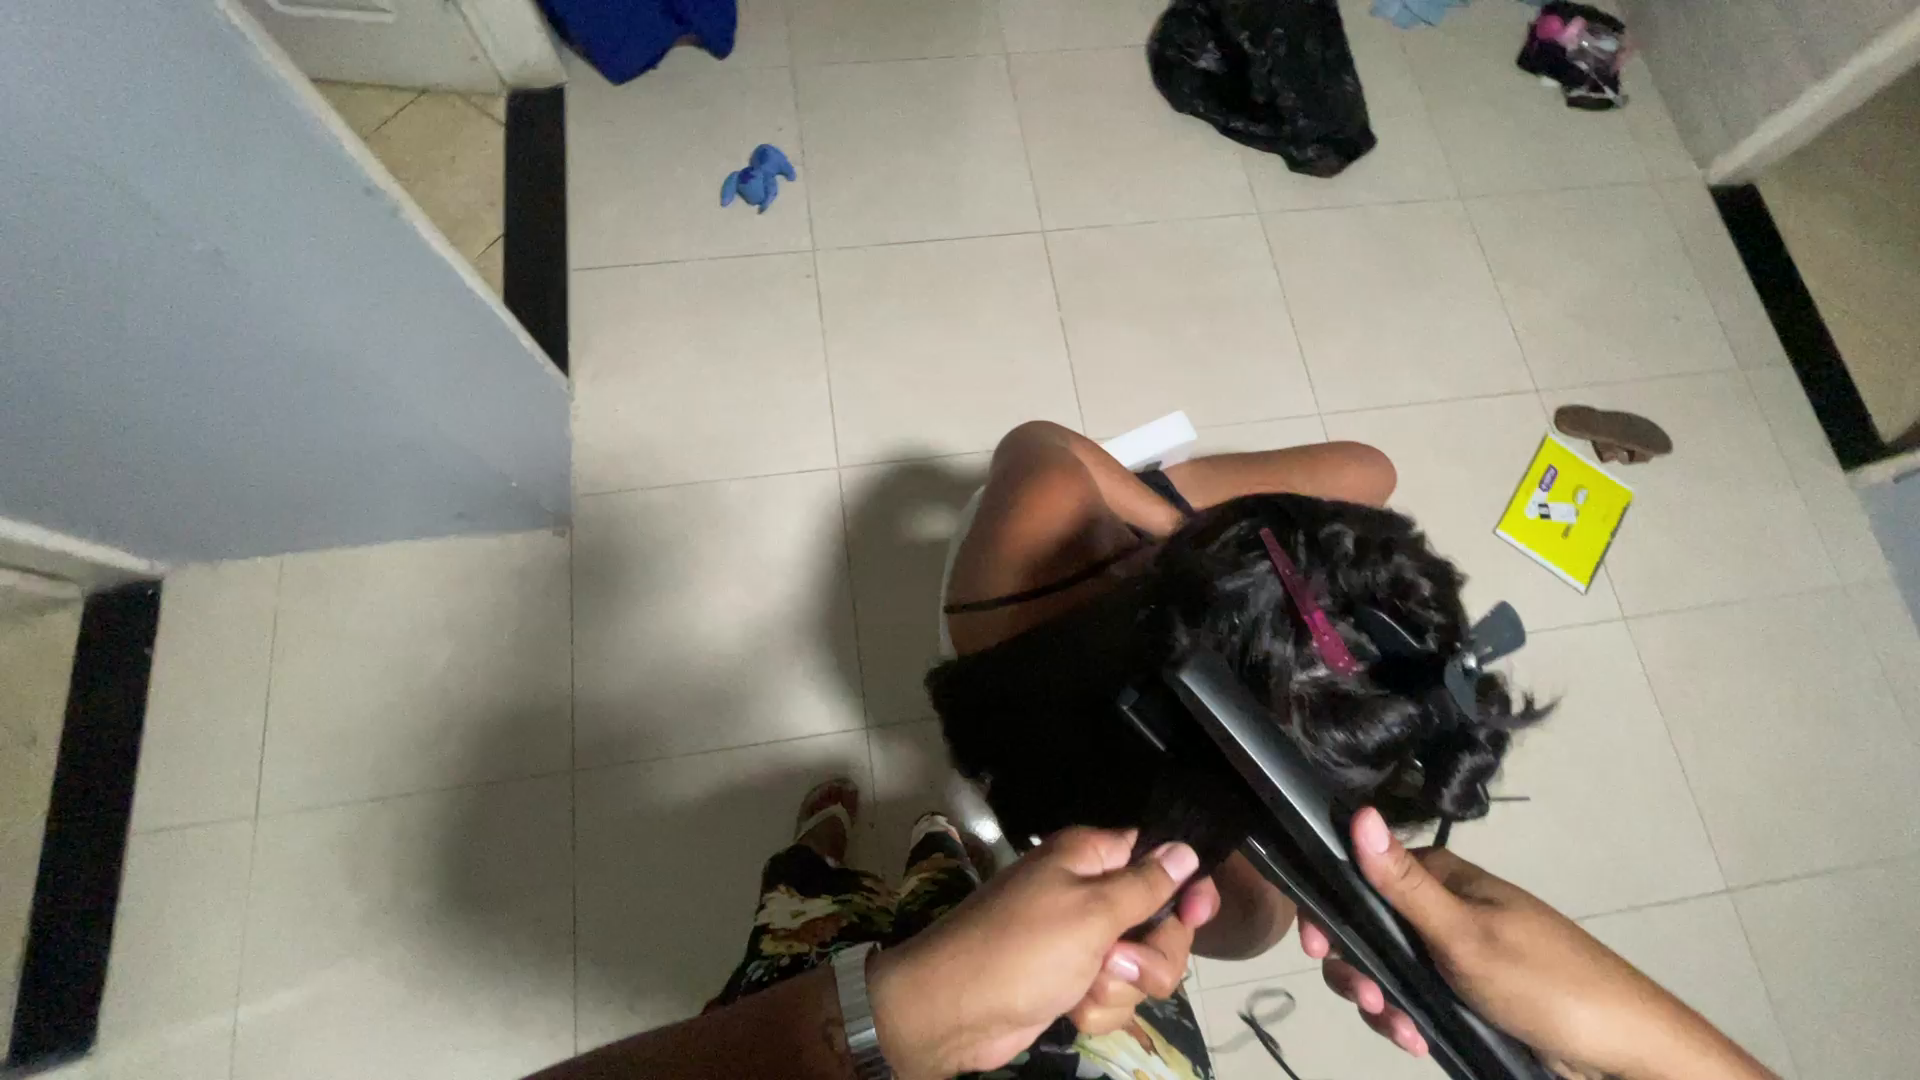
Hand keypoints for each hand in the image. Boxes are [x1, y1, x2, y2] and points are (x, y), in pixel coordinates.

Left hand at [867, 827, 1218, 1079]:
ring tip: (1085, 988)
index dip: (1183, 884)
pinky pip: (1112, 994)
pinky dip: (1097, 1007)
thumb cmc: (1023, 948)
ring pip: (1138, 965)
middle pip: (1157, 920)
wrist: (957, 1009)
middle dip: (1148, 954)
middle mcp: (1087, 890)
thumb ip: (1144, 885)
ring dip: (1119, 987)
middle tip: (1119, 963)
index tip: (1198, 914)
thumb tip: (1185, 849)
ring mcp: (1080, 938)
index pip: (1156, 856)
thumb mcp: (1091, 913)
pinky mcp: (1072, 979)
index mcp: (1089, 857)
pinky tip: (1071, 1008)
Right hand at [1300, 808, 1773, 1079]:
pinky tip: (1416, 1039)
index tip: (1316, 944)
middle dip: (1354, 964)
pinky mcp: (1463, 995)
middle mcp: (1439, 909)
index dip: (1327, 904)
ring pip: (1383, 966)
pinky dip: (1402, 1017)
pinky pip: (1411, 997)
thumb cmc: (1548, 986)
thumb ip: (1402, 882)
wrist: (1634, 1064)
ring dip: (1378, 999)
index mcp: (1439, 880)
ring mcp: (1451, 954)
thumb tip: (1357, 810)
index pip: (1358, 873)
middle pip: (1364, 925)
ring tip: (1399, 1030)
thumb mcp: (1466, 935)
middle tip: (1366, 997)